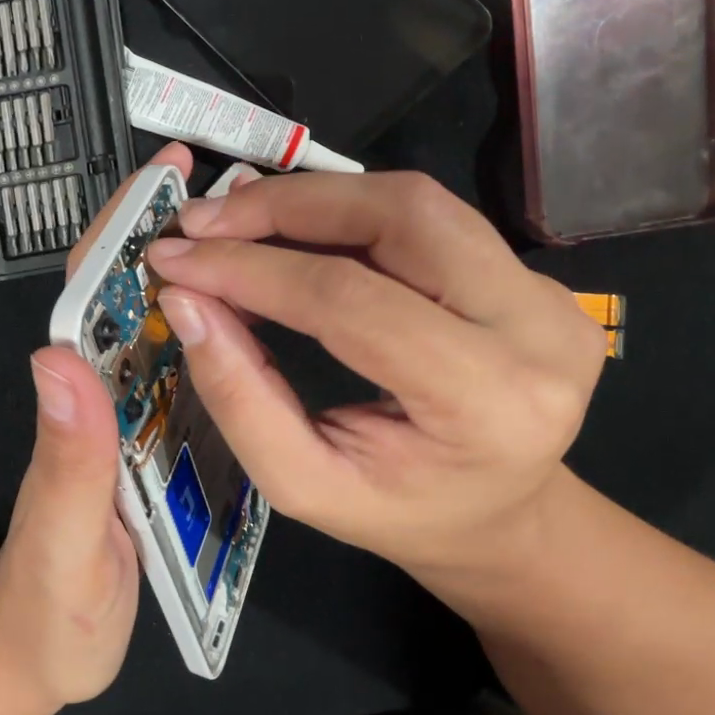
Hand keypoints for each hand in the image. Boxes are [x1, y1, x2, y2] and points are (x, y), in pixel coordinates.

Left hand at [0, 146, 200, 709]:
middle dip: (168, 237)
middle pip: (125, 301)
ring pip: (156, 334)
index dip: (119, 232)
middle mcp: (94, 398)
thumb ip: (63, 460)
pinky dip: (211, 342)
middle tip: (237, 191)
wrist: (47, 654)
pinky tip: (253, 330)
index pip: (85, 296)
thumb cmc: (47, 606)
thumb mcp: (61, 539)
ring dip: (196, 281)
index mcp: (70, 403)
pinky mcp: (149, 453)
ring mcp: (123, 423)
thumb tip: (57, 359)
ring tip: (260, 240)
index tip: (165, 178)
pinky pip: (181, 382)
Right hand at [145, 171, 607, 577]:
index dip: (250, 270)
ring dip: (306, 198)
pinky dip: (334, 209)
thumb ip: (238, 395)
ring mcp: (541, 290)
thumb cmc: (396, 511)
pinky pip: (417, 215)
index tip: (172, 260)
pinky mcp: (523, 271)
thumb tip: (182, 300)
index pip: (351, 300)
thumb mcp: (299, 482)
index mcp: (489, 402)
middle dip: (282, 207)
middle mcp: (536, 328)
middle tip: (198, 222)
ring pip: (409, 200)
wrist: (497, 516)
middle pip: (398, 216)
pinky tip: (279, 225)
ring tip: (229, 217)